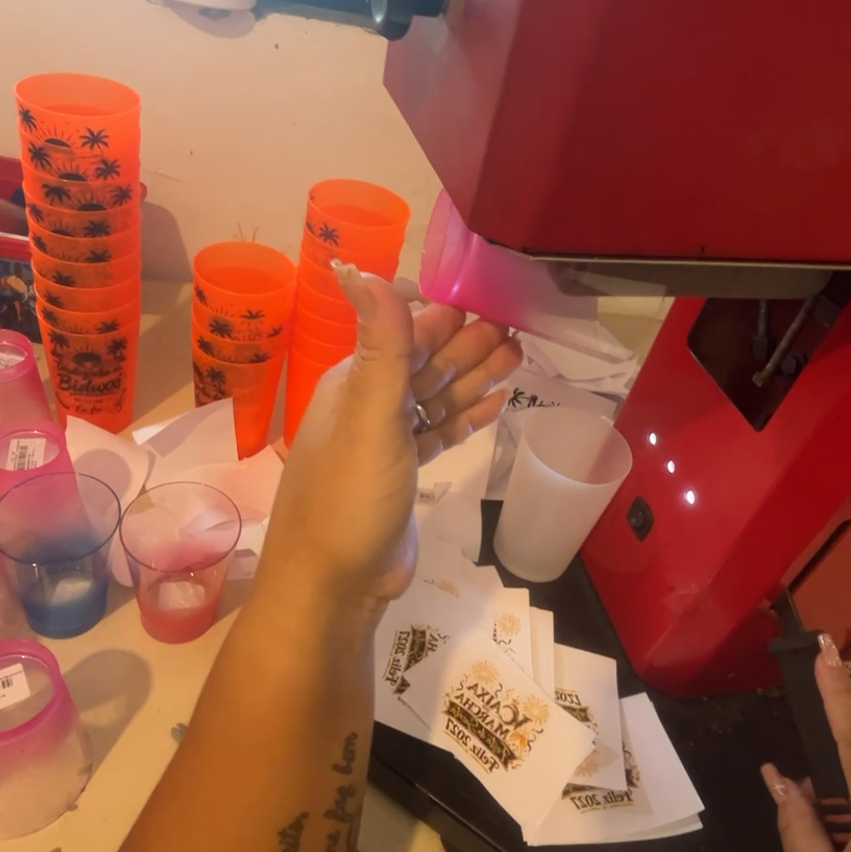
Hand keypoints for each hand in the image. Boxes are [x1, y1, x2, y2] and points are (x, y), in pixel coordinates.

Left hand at [259, 264, 521, 616]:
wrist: (334, 586)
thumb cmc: (349, 496)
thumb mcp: (369, 415)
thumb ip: (380, 345)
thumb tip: (357, 265)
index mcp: (355, 381)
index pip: (402, 332)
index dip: (444, 317)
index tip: (490, 304)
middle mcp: (369, 404)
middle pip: (425, 363)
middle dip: (468, 345)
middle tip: (516, 331)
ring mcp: (387, 442)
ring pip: (435, 398)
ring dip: (473, 378)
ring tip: (516, 359)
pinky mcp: (403, 474)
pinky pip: (438, 434)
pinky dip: (464, 418)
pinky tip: (494, 406)